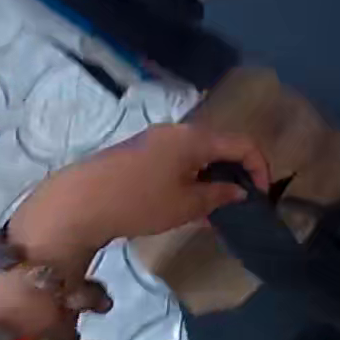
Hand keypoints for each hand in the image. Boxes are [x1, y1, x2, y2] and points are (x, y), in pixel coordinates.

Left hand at [10, 124, 270, 265]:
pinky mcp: (140, 152)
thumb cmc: (140, 202)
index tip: (262, 196)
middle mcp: (178, 131)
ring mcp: (156, 139)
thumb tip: (240, 191)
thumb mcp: (187, 204)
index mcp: (195, 138)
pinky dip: (194, 177)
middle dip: (238, 172)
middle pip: (222, 146)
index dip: (260, 168)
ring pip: (200, 154)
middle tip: (242, 202)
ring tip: (217, 208)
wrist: (78, 203)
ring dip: (215, 177)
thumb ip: (220, 195)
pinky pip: (180, 159)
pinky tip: (189, 202)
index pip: (243, 144)